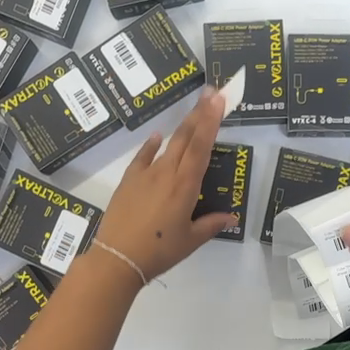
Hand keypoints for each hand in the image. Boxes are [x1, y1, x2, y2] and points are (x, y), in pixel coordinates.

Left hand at [89, 86, 237, 282]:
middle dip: (200, 113)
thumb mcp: (190, 240)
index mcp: (185, 186)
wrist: (118, 257)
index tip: (219, 100)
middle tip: (213, 91)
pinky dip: (151, 146)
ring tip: (193, 111)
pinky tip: (157, 137)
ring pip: (168, 144)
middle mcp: (166, 173)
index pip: (201, 146)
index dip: (211, 121)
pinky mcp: (129, 181)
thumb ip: (211, 225)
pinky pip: (143, 157)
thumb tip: (231, 217)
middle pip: (186, 137)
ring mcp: (145, 174)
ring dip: (182, 126)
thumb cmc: (159, 250)